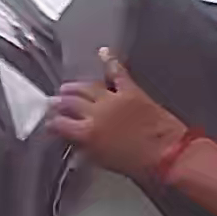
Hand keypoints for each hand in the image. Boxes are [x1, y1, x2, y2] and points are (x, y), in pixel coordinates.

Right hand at [47, 59, 190, 178]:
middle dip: (58, 103)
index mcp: (86, 133)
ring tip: (65, 88)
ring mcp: (113, 99)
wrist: (168, 153)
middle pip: (70, 103)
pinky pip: (117, 73)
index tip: (48, 125)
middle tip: (52, 103)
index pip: (59, 124)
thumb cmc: (133, 163)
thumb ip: (83, 147)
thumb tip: (73, 139)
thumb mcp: (100, 160)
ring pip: (87, 87)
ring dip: (74, 87)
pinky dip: (109, 62)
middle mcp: (95, 113)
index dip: (51, 124)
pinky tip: (102, 52)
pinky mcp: (130, 90)